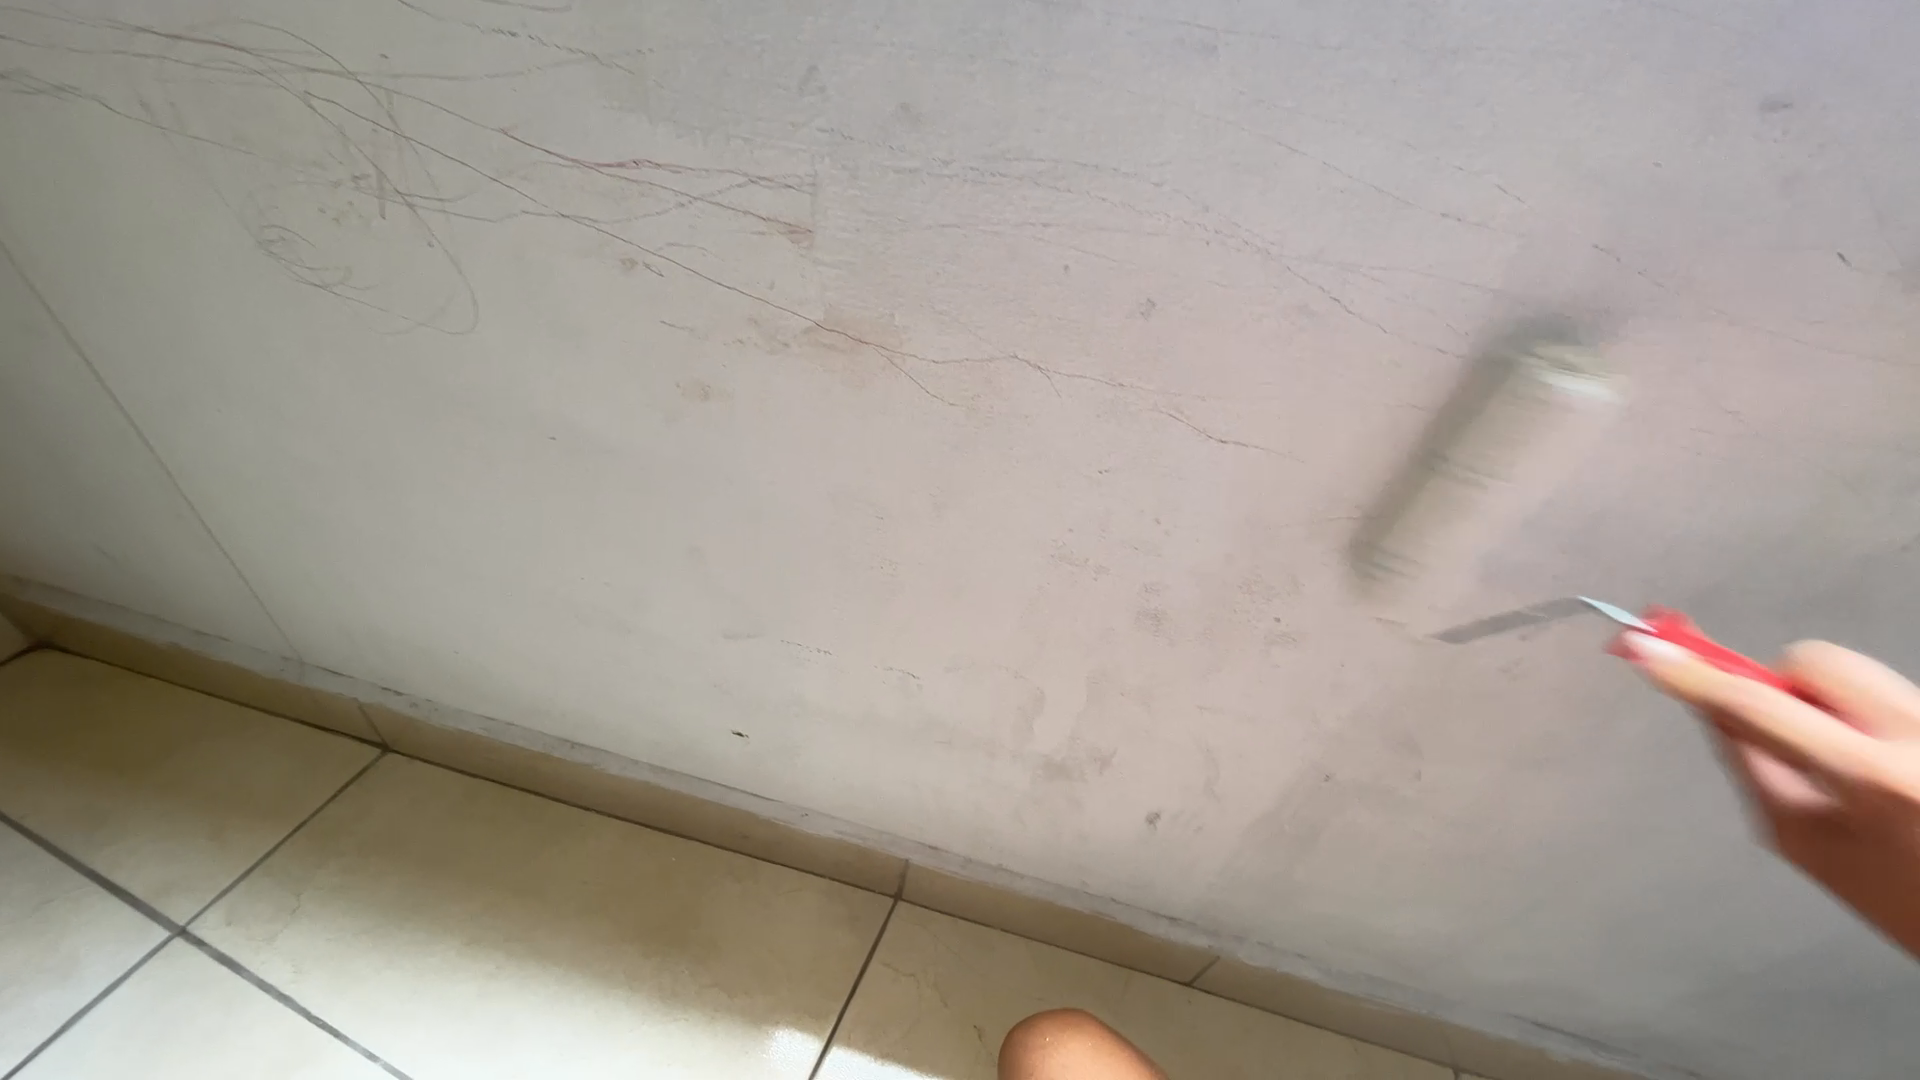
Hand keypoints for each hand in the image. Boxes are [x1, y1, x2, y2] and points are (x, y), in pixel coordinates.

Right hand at [1621, 634, 1919, 957]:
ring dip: (1828, 704)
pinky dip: (1864, 720)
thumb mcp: (1803, 837)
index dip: (1694, 675)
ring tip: (1843, 756)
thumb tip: (1709, 705)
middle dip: (1785, 684)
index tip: (1648, 648)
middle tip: (1787, 727)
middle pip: (1818, 662)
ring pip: (1858, 676)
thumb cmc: (1899, 897)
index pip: (1755, 704)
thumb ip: (1754, 762)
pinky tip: (1878, 763)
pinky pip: (1888, 698)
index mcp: (1874, 779)